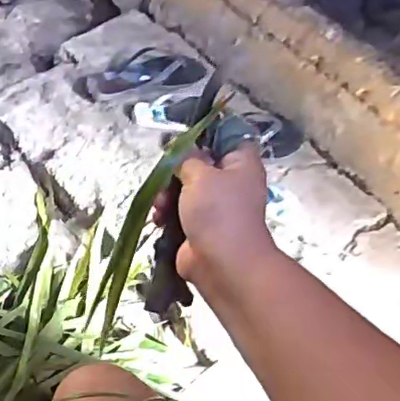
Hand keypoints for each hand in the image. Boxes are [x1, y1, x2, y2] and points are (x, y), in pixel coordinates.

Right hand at [152, 140, 279, 287]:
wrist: (222, 262)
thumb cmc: (217, 211)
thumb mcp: (200, 174)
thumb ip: (187, 157)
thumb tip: (182, 149)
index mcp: (240, 163)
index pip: (223, 138)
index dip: (201, 138)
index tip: (178, 143)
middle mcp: (229, 182)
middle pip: (197, 166)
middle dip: (175, 174)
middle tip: (164, 181)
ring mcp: (214, 206)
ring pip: (183, 190)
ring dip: (166, 196)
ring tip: (161, 207)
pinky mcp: (198, 227)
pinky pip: (178, 212)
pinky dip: (167, 215)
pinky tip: (159, 220)